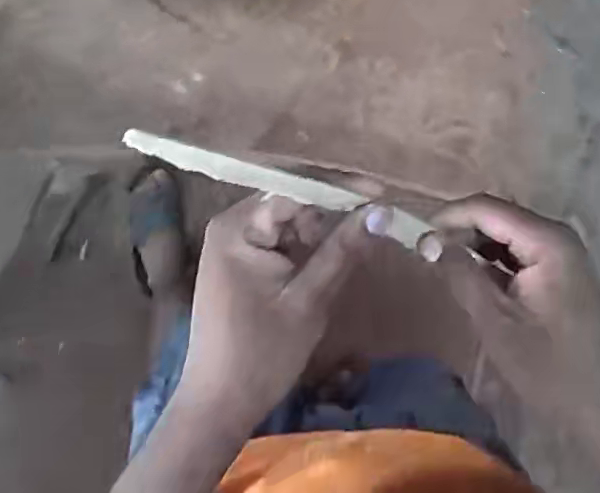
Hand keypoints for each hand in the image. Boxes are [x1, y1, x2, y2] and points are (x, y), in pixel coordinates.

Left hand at [177, 194, 387, 429]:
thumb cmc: (260, 356)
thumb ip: (343, 250)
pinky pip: (280, 237)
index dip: (339, 190)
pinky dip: (305, 245)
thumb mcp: (309, 301)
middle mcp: (230, 224)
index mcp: (237, 228)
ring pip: (289, 219)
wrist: (217, 409)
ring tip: (349, 246)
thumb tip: (381, 210)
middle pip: (292, 202)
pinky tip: (325, 258)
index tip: (378, 192)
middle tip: (368, 224)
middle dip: (330, 213)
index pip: (296, 192)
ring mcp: (232, 241)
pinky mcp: (239, 258)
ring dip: (319, 231)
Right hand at [420, 195, 599, 420]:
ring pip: (507, 231)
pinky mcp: (559, 268)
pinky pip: (518, 250)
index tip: (418, 235)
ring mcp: (560, 250)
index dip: (450, 216)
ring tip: (441, 261)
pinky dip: (492, 257)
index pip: (489, 208)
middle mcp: (556, 234)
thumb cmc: (550, 368)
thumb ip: (463, 275)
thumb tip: (430, 243)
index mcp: (547, 240)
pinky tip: (470, 273)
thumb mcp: (497, 323)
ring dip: (474, 242)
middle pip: (499, 215)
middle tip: (425, 250)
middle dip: (460, 228)